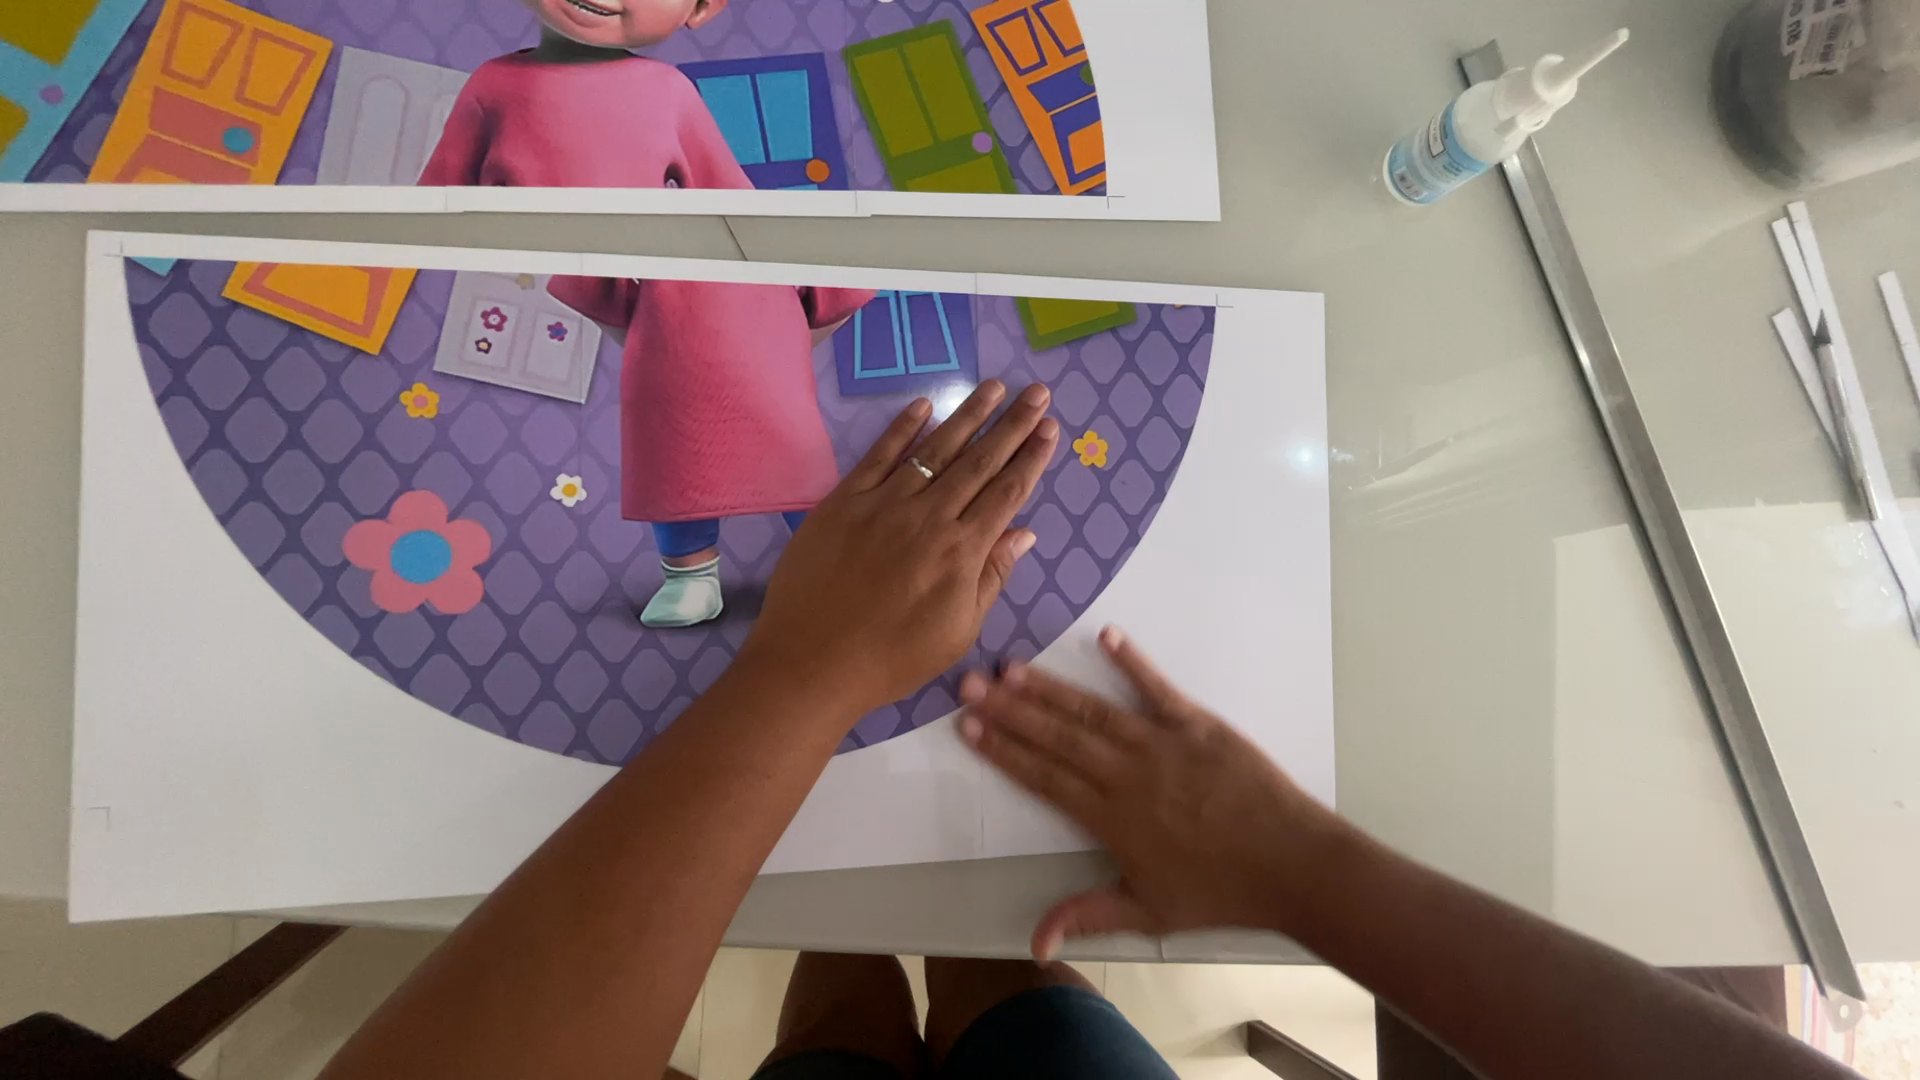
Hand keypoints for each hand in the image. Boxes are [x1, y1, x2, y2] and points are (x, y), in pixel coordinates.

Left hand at [745, 381, 1060, 716]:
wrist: (813, 662)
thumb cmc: (893, 657)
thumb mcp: (958, 631)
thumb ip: (992, 577)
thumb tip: (1025, 532)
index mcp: (962, 551)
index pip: (1007, 493)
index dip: (1031, 459)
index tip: (1050, 429)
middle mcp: (930, 517)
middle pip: (979, 462)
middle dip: (1012, 425)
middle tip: (1036, 393)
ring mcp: (885, 503)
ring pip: (935, 450)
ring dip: (968, 416)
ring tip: (994, 387)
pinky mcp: (845, 501)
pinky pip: (879, 456)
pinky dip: (902, 428)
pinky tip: (924, 405)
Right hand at [958, 627, 1349, 959]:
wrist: (1295, 867)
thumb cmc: (1220, 891)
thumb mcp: (1150, 913)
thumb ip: (1088, 914)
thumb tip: (1034, 943)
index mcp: (1111, 818)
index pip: (1043, 777)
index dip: (1003, 750)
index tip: (968, 726)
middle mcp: (1127, 774)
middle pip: (1057, 737)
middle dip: (1009, 710)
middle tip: (970, 683)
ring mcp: (1161, 743)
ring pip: (1093, 711)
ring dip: (1050, 689)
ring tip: (1012, 668)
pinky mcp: (1196, 724)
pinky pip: (1159, 689)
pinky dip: (1134, 662)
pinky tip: (1107, 636)